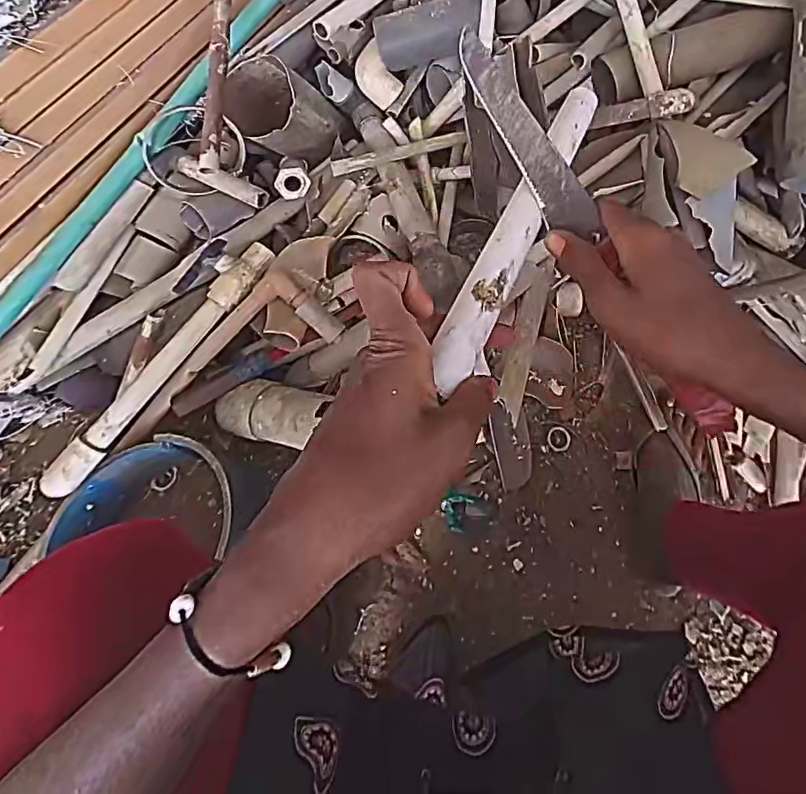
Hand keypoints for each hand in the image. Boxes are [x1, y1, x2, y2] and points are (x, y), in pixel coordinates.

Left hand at [194, 261, 493, 663]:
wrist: (316, 530)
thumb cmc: (375, 486)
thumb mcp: (449, 445)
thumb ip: (473, 404)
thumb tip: (481, 386)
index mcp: (393, 353)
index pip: (381, 278)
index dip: (416, 276)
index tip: (457, 304)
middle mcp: (376, 363)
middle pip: (415, 322)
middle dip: (457, 335)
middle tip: (489, 358)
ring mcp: (368, 390)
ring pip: (414, 359)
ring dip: (447, 374)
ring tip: (470, 412)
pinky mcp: (364, 416)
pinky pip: (403, 390)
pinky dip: (429, 401)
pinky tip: (443, 437)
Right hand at [550, 201, 805, 413]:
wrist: (733, 363)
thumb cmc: (678, 337)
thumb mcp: (611, 304)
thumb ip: (581, 266)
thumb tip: (559, 240)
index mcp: (642, 238)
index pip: (601, 208)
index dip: (577, 225)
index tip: (563, 247)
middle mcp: (665, 239)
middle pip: (617, 232)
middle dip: (596, 255)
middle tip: (585, 287)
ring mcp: (681, 257)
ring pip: (634, 252)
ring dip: (616, 273)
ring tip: (612, 308)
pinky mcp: (691, 277)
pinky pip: (653, 269)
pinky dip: (637, 285)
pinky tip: (636, 316)